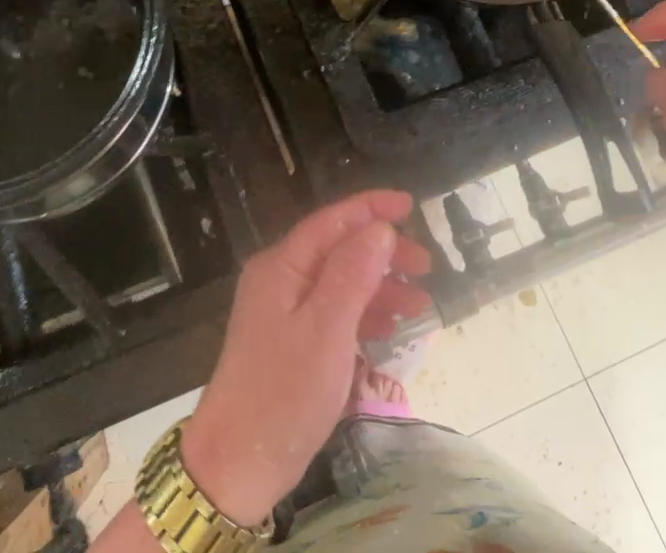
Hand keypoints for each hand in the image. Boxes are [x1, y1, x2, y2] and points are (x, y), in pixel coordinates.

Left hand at [179, 190, 430, 525]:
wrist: (238, 462)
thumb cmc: (284, 392)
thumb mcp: (326, 330)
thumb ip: (352, 274)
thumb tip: (379, 227)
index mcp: (282, 267)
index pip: (331, 221)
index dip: (371, 209)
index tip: (412, 205)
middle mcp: (280, 280)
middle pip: (338, 249)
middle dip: (383, 251)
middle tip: (427, 267)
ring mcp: (284, 312)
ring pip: (340, 282)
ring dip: (380, 286)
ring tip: (420, 304)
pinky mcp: (291, 342)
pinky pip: (335, 312)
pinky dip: (365, 314)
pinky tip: (391, 327)